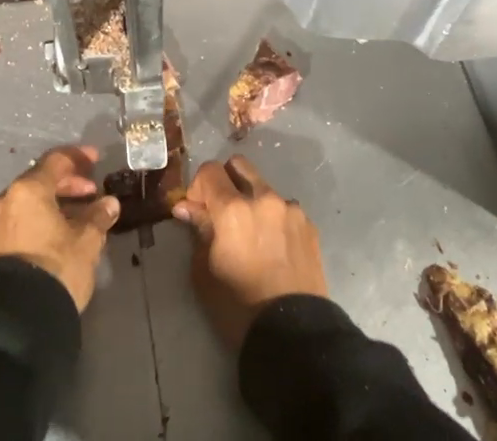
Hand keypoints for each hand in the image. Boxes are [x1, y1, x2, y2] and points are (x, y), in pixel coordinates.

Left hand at [0, 144, 120, 310]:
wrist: (17, 318)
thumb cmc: (56, 268)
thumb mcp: (86, 241)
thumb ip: (98, 217)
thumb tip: (108, 204)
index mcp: (27, 190)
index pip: (56, 161)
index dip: (78, 158)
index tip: (96, 160)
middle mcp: (5, 201)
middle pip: (39, 181)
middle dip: (68, 184)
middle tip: (91, 192)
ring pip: (28, 204)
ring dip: (53, 204)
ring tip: (79, 217)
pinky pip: (19, 222)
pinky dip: (39, 220)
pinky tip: (58, 235)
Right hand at [173, 155, 327, 347]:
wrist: (293, 332)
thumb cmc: (239, 305)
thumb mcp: (205, 271)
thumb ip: (198, 230)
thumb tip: (186, 208)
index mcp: (234, 208)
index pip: (209, 170)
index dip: (198, 187)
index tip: (197, 210)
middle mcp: (264, 198)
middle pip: (239, 165)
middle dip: (226, 181)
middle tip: (221, 212)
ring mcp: (291, 209)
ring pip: (264, 187)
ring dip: (252, 200)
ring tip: (251, 234)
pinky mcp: (309, 224)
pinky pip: (285, 208)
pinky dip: (273, 217)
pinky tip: (272, 247)